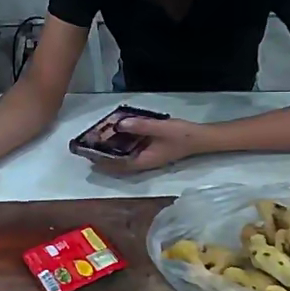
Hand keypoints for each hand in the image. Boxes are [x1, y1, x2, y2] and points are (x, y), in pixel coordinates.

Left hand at [94, 116, 213, 174]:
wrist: (201, 138)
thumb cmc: (181, 135)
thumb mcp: (160, 128)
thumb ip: (140, 126)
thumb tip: (118, 125)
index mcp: (145, 161)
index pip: (119, 165)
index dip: (103, 162)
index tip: (89, 155)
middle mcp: (144, 162)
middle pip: (119, 163)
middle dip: (104, 158)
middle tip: (88, 148)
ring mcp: (148, 157)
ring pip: (125, 157)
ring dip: (112, 152)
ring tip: (98, 142)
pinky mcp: (151, 150)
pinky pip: (132, 150)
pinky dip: (122, 145)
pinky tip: (117, 135)